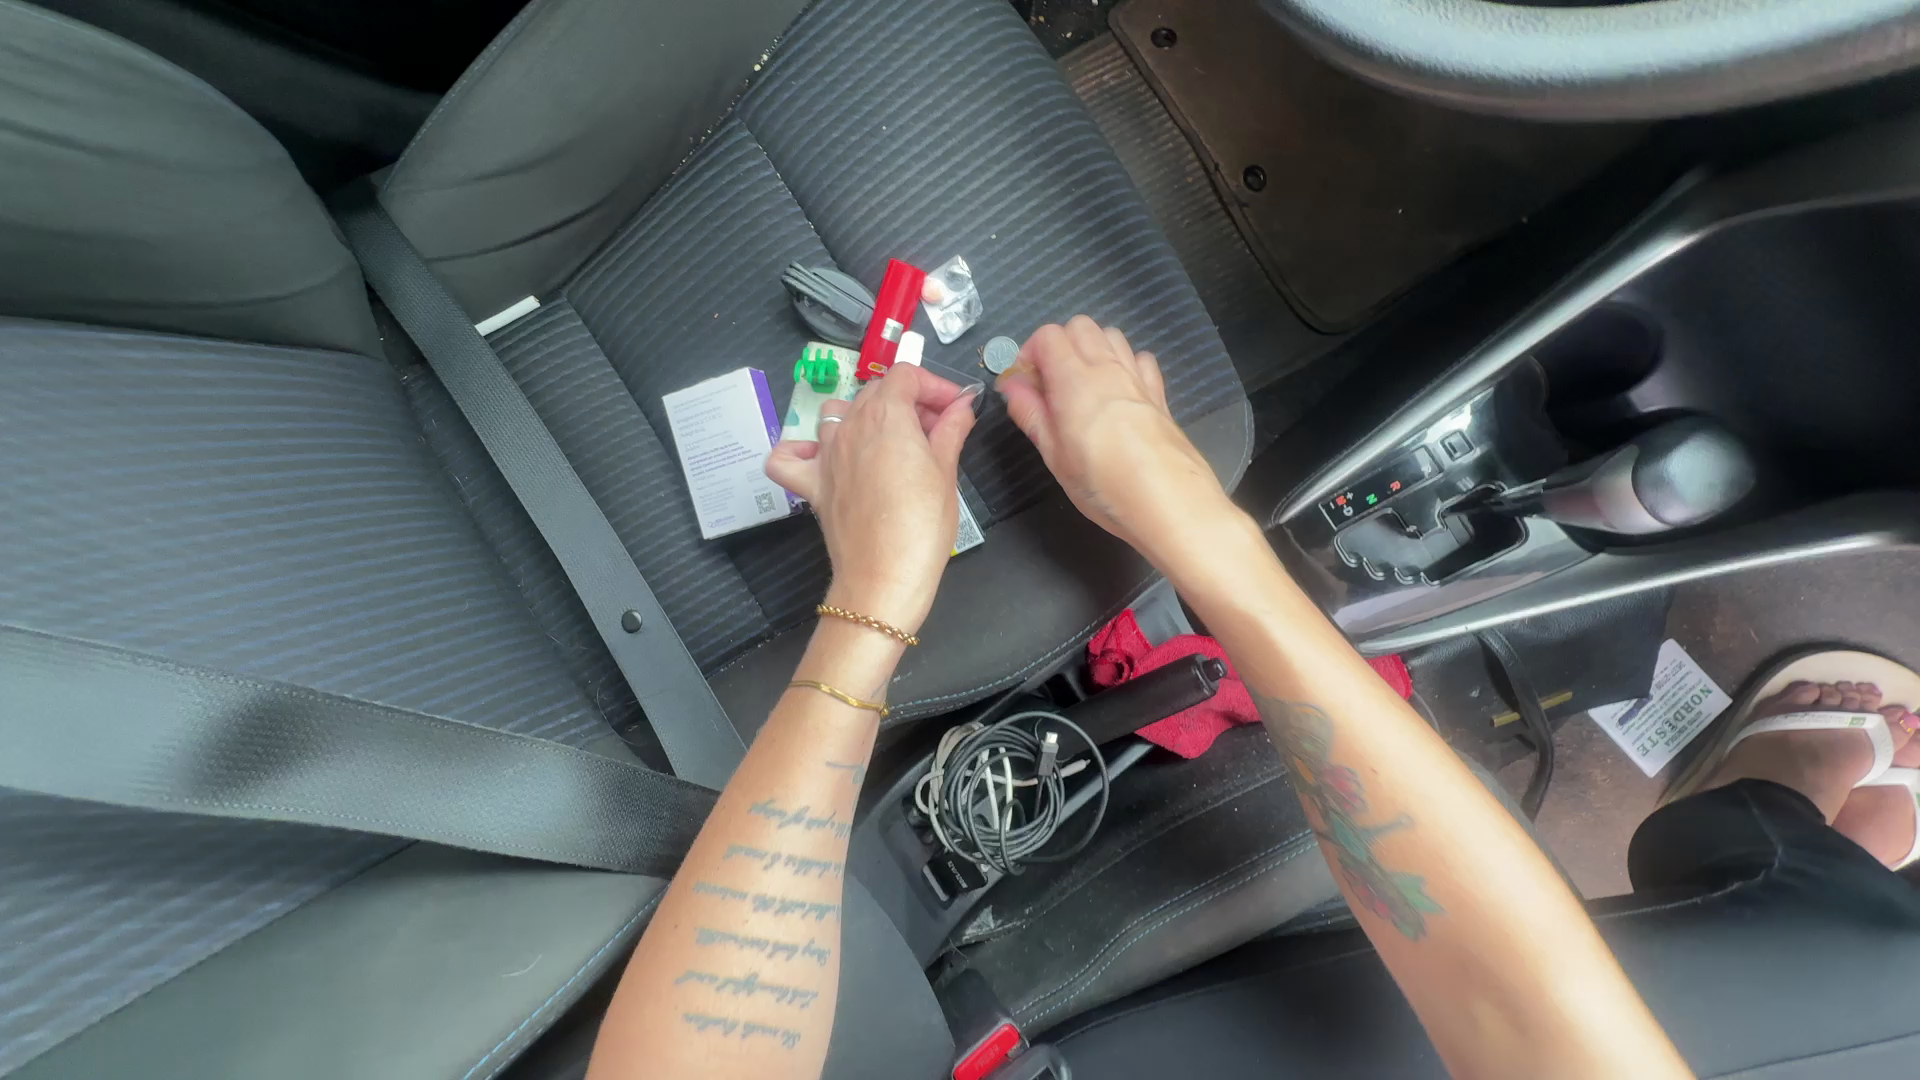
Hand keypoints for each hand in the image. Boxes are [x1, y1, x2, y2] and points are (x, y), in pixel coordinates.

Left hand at [766, 364, 980, 634]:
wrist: (884, 577)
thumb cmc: (922, 526)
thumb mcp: (947, 473)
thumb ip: (951, 431)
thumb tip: (962, 406)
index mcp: (887, 417)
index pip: (907, 375)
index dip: (935, 385)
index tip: (956, 409)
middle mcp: (849, 426)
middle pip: (876, 391)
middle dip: (910, 401)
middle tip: (938, 430)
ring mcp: (825, 455)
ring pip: (836, 414)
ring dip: (864, 417)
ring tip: (891, 443)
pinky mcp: (811, 486)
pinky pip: (789, 456)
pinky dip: (800, 449)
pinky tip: (824, 458)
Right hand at [997, 316, 1233, 565]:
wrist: (1169, 503)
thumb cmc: (1104, 485)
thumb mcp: (1054, 455)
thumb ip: (1030, 413)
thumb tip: (1011, 385)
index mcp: (1075, 380)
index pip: (1048, 336)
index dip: (1029, 353)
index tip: (1024, 384)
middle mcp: (1107, 368)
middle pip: (1080, 326)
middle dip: (1058, 345)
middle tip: (1048, 384)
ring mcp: (1137, 378)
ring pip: (1111, 336)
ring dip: (1090, 350)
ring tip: (1080, 387)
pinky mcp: (1158, 394)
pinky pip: (1139, 359)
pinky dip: (1124, 364)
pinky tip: (1116, 393)